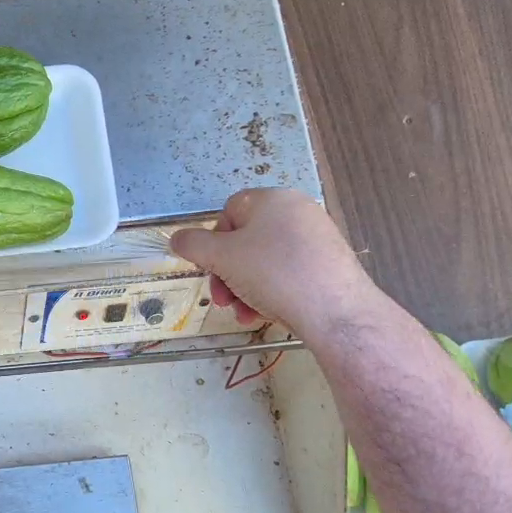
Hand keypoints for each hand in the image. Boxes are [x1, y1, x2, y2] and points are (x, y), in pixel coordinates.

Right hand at [169, 188, 375, 337]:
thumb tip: (177, 238)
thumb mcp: (221, 258)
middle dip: (227, 273)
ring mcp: (316, 236)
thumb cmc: (273, 273)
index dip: (213, 242)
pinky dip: (270, 291)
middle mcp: (296, 210)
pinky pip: (286, 272)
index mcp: (271, 199)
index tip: (211, 268)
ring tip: (244, 313)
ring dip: (244, 288)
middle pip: (244, 240)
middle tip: (222, 300)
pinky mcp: (328, 262)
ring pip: (263, 261)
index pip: (229, 211)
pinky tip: (264, 313)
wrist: (334, 309)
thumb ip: (192, 245)